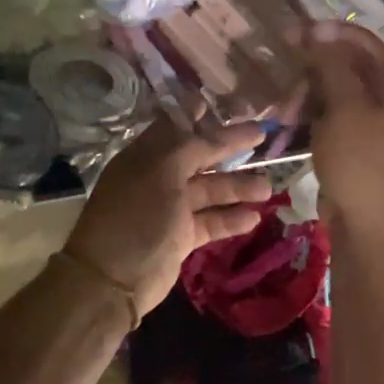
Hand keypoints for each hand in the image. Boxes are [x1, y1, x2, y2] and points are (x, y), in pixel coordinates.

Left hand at [63, 117, 271, 315]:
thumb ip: (189, 146)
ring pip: (208, 191)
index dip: (198, 116)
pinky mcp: (180, 238)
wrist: (114, 279)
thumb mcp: (162, 172)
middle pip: (198, 157)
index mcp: (145, 157)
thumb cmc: (137, 217)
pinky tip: (255, 217)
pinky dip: (231, 218)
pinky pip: (210, 222)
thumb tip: (207, 121)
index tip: (224, 104)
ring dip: (237, 187)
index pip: (175, 128)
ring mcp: (169, 210)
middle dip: (228, 148)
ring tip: (268, 187)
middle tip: (262, 135)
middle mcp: (157, 178)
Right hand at [305, 21, 383, 228]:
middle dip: (312, 72)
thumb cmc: (360, 162)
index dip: (328, 33)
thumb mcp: (344, 107)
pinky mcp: (356, 149)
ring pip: (334, 95)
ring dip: (307, 98)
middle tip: (286, 91)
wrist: (371, 227)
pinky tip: (291, 130)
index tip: (291, 35)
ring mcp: (372, 126)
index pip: (362, 40)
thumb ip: (331, 65)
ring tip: (284, 116)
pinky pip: (331, 121)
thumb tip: (317, 29)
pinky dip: (311, 119)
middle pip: (346, 67)